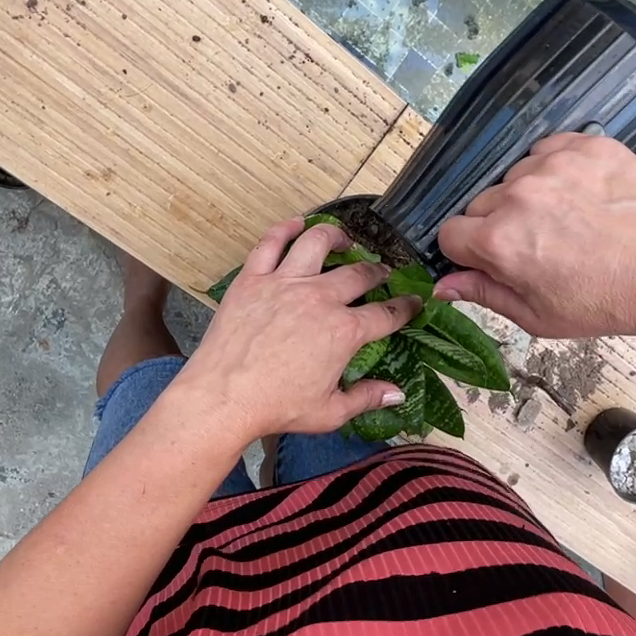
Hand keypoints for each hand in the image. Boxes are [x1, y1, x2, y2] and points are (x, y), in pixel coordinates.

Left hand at [174, 219, 420, 439]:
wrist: (223, 398)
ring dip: (337, 237)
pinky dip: (285, 229)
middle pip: (358, 274)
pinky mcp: (252, 279)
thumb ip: (367, 397)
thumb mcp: (330, 412)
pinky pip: (270, 243)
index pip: (386, 314)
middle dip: (377, 271)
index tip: (412, 302)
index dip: (404, 307)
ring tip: (344, 240)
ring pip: (317, 243)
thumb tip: (397, 393)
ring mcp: (285, 283)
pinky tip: (296, 223)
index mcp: (344, 331)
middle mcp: (319, 298)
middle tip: (381, 273)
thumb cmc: (277, 407)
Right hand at [434, 133, 635, 342]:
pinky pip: (547, 150)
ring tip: (567, 221)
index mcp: (499, 242)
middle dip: (498, 225)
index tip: (493, 260)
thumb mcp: (536, 316)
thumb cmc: (607, 301)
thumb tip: (442, 286)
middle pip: (480, 205)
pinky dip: (555, 170)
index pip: (450, 233)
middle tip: (539, 246)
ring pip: (513, 177)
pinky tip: (581, 197)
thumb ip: (484, 293)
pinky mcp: (585, 146)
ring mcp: (552, 166)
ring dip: (528, 196)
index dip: (468, 251)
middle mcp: (518, 197)